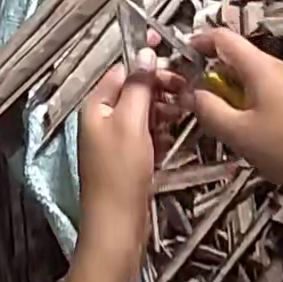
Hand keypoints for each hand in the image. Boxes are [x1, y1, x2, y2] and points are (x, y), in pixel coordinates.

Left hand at [77, 45, 173, 266]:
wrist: (117, 229)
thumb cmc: (122, 172)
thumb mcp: (131, 122)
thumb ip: (138, 86)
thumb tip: (144, 52)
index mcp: (96, 105)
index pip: (122, 70)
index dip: (147, 61)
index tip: (173, 53)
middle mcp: (101, 118)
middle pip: (133, 91)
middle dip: (158, 88)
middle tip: (186, 91)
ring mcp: (113, 140)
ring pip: (141, 113)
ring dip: (161, 111)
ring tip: (183, 114)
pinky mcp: (126, 160)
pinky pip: (144, 135)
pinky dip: (158, 133)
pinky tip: (171, 139)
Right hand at [185, 28, 282, 190]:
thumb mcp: (238, 134)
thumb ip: (209, 110)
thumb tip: (192, 94)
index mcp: (260, 67)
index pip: (223, 38)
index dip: (199, 42)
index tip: (181, 57)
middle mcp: (276, 68)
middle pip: (236, 56)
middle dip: (211, 72)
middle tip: (193, 95)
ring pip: (249, 75)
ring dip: (228, 89)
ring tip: (216, 115)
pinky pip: (263, 90)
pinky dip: (245, 100)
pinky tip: (245, 129)